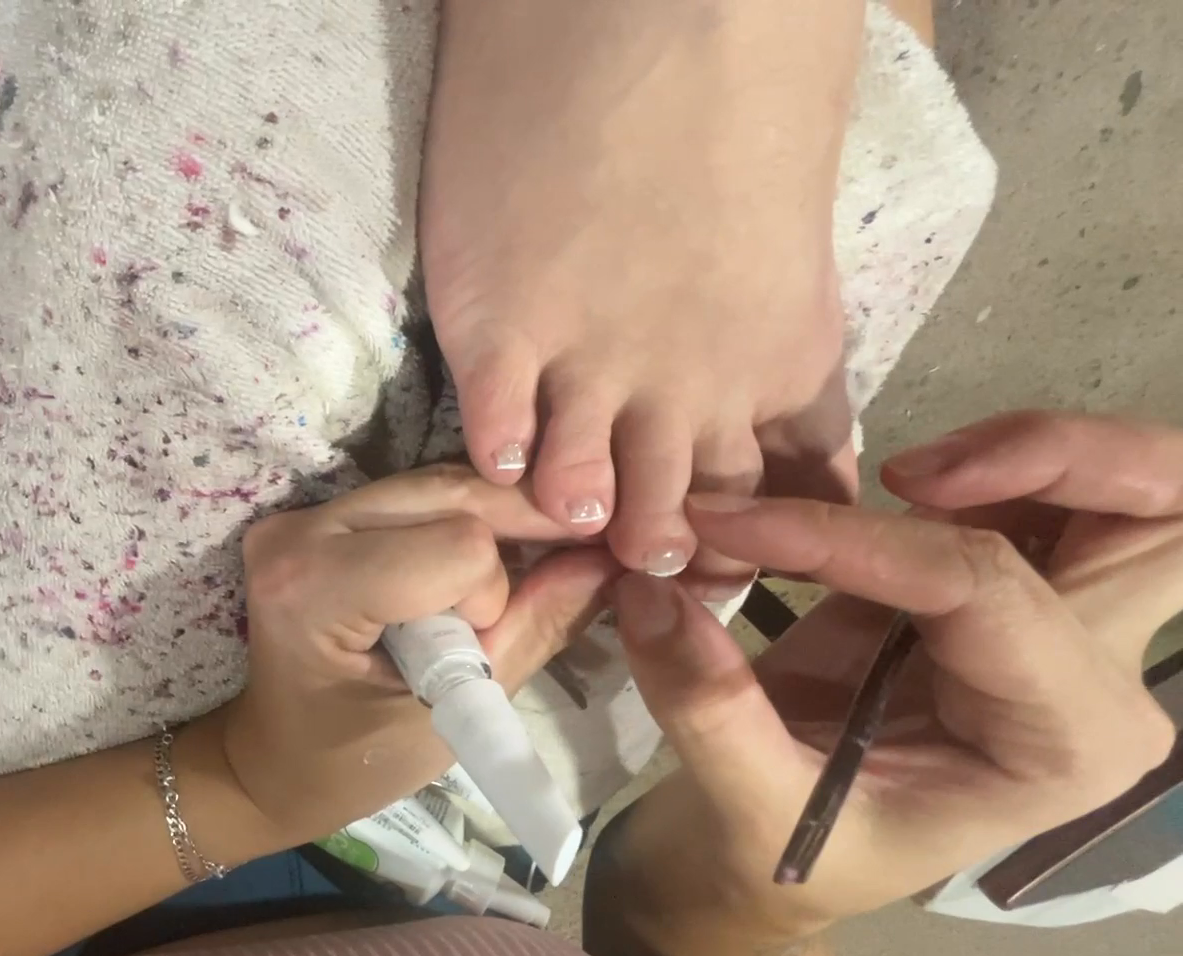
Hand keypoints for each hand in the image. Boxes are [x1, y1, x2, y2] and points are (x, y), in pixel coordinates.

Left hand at [222, 465, 621, 843]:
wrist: (273, 758)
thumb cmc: (352, 759)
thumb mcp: (451, 713)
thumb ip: (530, 629)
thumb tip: (607, 562)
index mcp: (314, 587)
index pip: (456, 546)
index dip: (491, 592)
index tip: (478, 641)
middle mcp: (296, 533)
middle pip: (445, 492)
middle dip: (513, 526)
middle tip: (569, 554)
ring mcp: (297, 518)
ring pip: (429, 483)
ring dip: (488, 520)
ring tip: (526, 561)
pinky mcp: (309, 517)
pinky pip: (407, 496)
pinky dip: (455, 519)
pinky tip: (483, 554)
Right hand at [421, 0, 860, 590]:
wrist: (637, 13)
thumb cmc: (729, 102)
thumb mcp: (796, 246)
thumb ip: (784, 347)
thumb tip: (781, 421)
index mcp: (767, 356)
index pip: (770, 488)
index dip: (745, 537)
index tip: (718, 557)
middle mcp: (679, 382)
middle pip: (673, 510)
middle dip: (661, 553)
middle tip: (635, 566)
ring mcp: (581, 363)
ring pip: (582, 494)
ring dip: (578, 516)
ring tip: (569, 517)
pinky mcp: (495, 333)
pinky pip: (493, 436)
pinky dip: (496, 461)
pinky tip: (496, 460)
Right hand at [600, 410, 1180, 955]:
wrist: (776, 854)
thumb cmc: (782, 850)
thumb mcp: (745, 797)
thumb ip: (705, 702)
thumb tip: (648, 589)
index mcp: (1054, 740)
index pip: (978, 589)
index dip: (842, 539)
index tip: (722, 519)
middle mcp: (1078, 679)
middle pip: (1161, 525)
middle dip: (1062, 461)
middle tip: (908, 470)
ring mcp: (1037, 636)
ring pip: (1116, 501)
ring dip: (1021, 459)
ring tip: (888, 475)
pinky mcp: (973, 607)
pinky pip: (1009, 509)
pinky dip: (953, 478)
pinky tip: (857, 497)